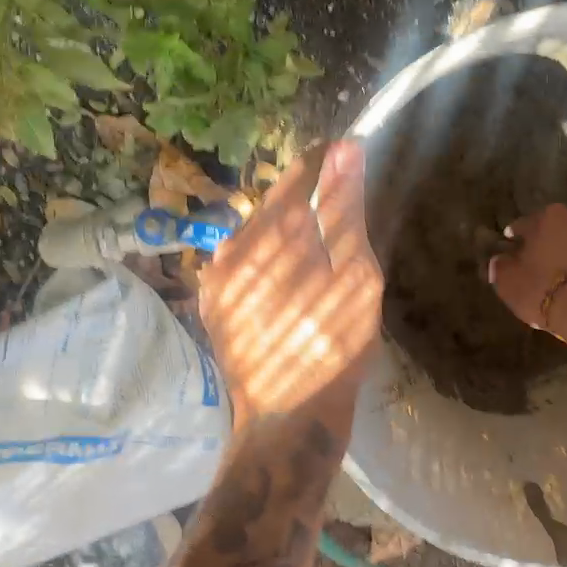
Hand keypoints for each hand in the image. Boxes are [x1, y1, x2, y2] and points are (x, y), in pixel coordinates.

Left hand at [199, 140, 383, 428]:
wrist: (287, 417)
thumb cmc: (334, 347)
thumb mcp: (354, 275)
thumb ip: (346, 210)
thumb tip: (345, 149)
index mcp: (273, 230)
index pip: (301, 172)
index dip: (331, 167)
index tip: (354, 172)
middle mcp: (234, 242)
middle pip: (278, 203)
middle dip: (310, 207)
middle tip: (343, 237)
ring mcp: (217, 274)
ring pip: (259, 234)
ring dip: (288, 238)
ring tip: (318, 269)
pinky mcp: (213, 302)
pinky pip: (244, 264)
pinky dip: (270, 265)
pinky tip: (290, 293)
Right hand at [487, 203, 566, 329]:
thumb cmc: (545, 289)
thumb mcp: (510, 283)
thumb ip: (501, 268)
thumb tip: (498, 261)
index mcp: (548, 217)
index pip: (524, 224)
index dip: (515, 238)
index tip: (510, 249)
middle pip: (556, 231)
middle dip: (547, 244)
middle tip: (538, 264)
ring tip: (563, 278)